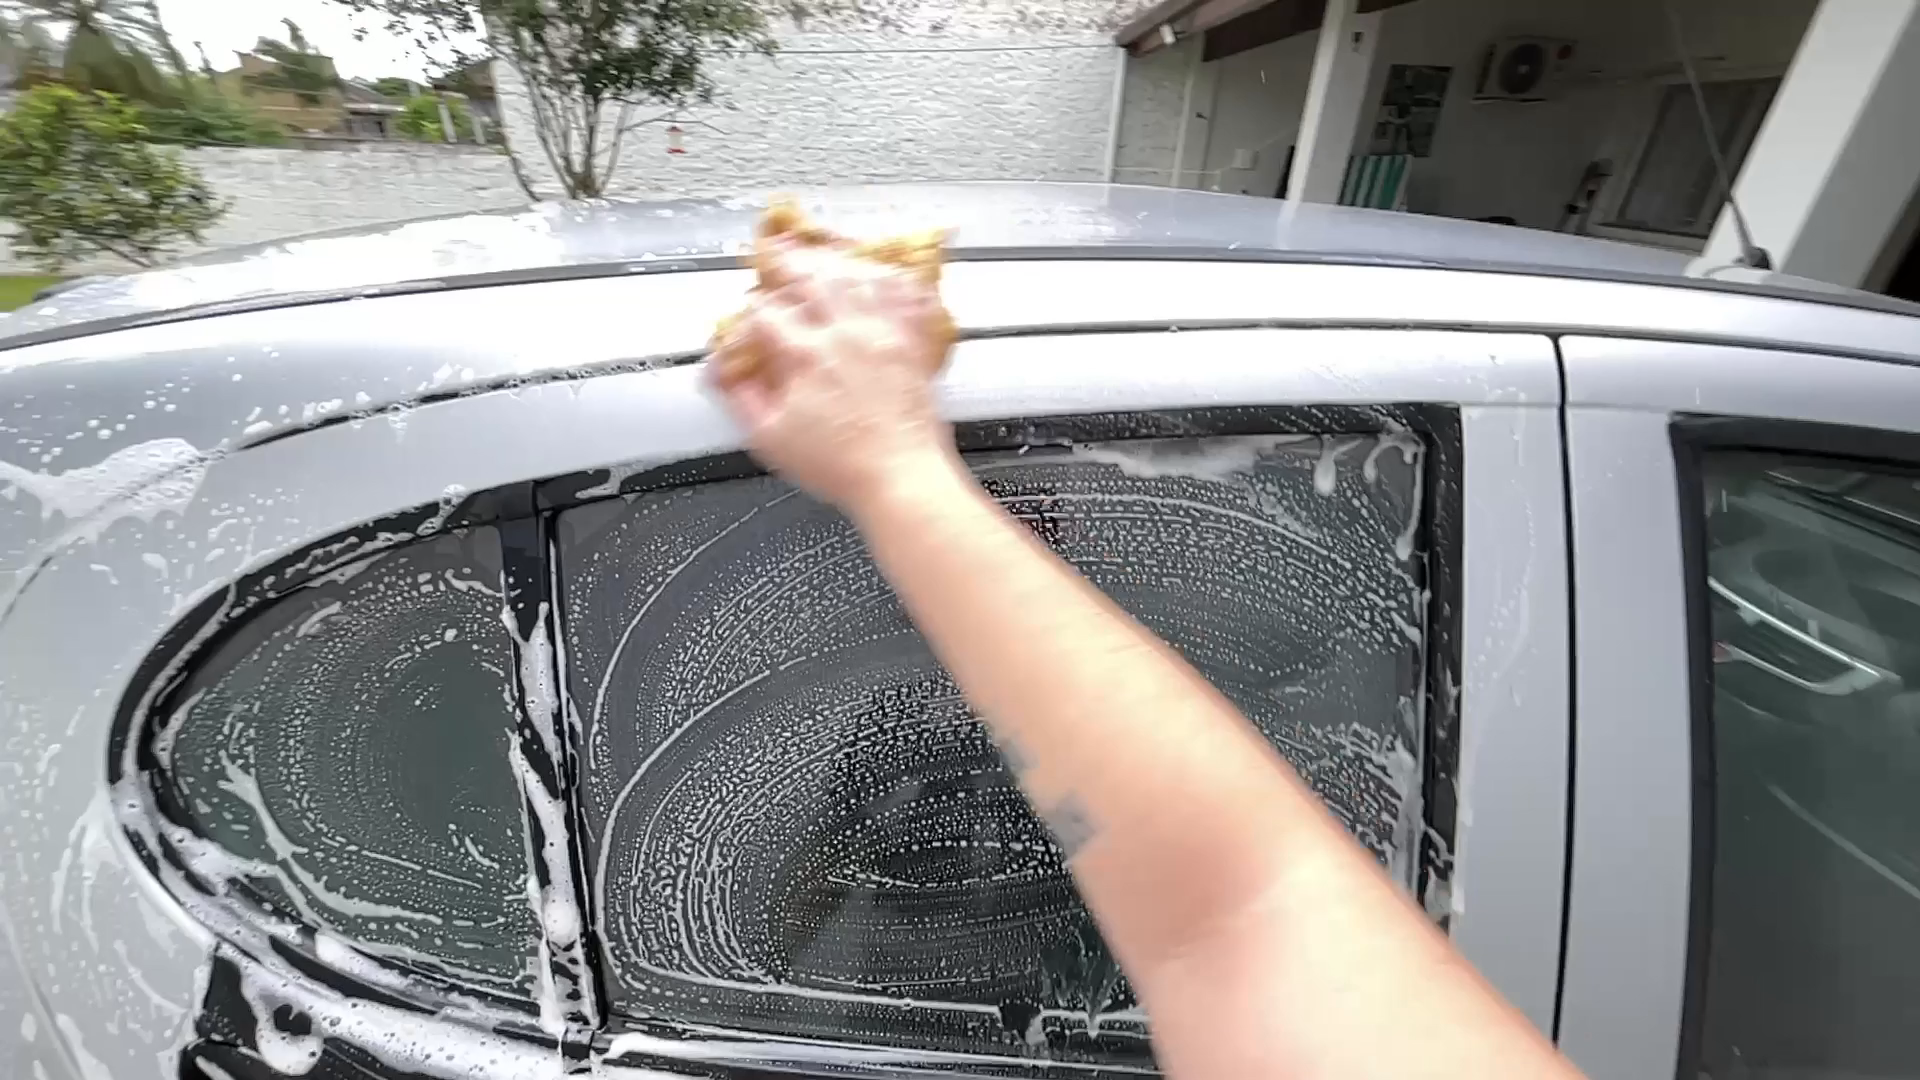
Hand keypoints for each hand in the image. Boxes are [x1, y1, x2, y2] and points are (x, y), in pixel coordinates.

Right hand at [707, 234, 960, 514]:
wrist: (901, 477)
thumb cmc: (840, 465)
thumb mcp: (772, 439)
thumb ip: (744, 399)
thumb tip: (726, 375)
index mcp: (807, 354)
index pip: (766, 313)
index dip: (750, 314)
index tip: (748, 324)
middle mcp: (846, 333)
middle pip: (811, 277)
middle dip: (788, 263)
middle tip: (777, 253)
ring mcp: (884, 335)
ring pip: (857, 278)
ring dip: (835, 263)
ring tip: (823, 254)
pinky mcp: (912, 346)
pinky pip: (904, 300)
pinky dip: (892, 281)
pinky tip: (886, 273)